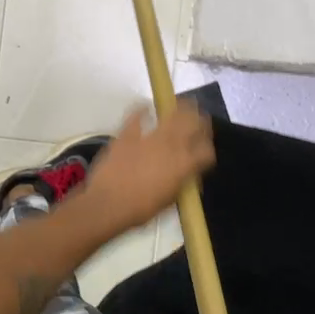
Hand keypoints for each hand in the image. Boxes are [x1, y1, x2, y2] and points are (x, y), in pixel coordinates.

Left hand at [77, 102, 214, 230]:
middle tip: (198, 120)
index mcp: (184, 165)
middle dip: (199, 120)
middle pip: (194, 123)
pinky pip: (137, 114)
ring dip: (179, 108)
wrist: (107, 204)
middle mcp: (171, 146)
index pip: (206, 150)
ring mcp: (149, 136)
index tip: (204, 149)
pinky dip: (142, 109)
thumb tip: (187, 175)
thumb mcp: (169, 200)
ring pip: (172, 113)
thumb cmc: (140, 209)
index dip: (207, 149)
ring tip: (181, 105)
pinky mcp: (127, 132)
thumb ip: (181, 183)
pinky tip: (145, 107)